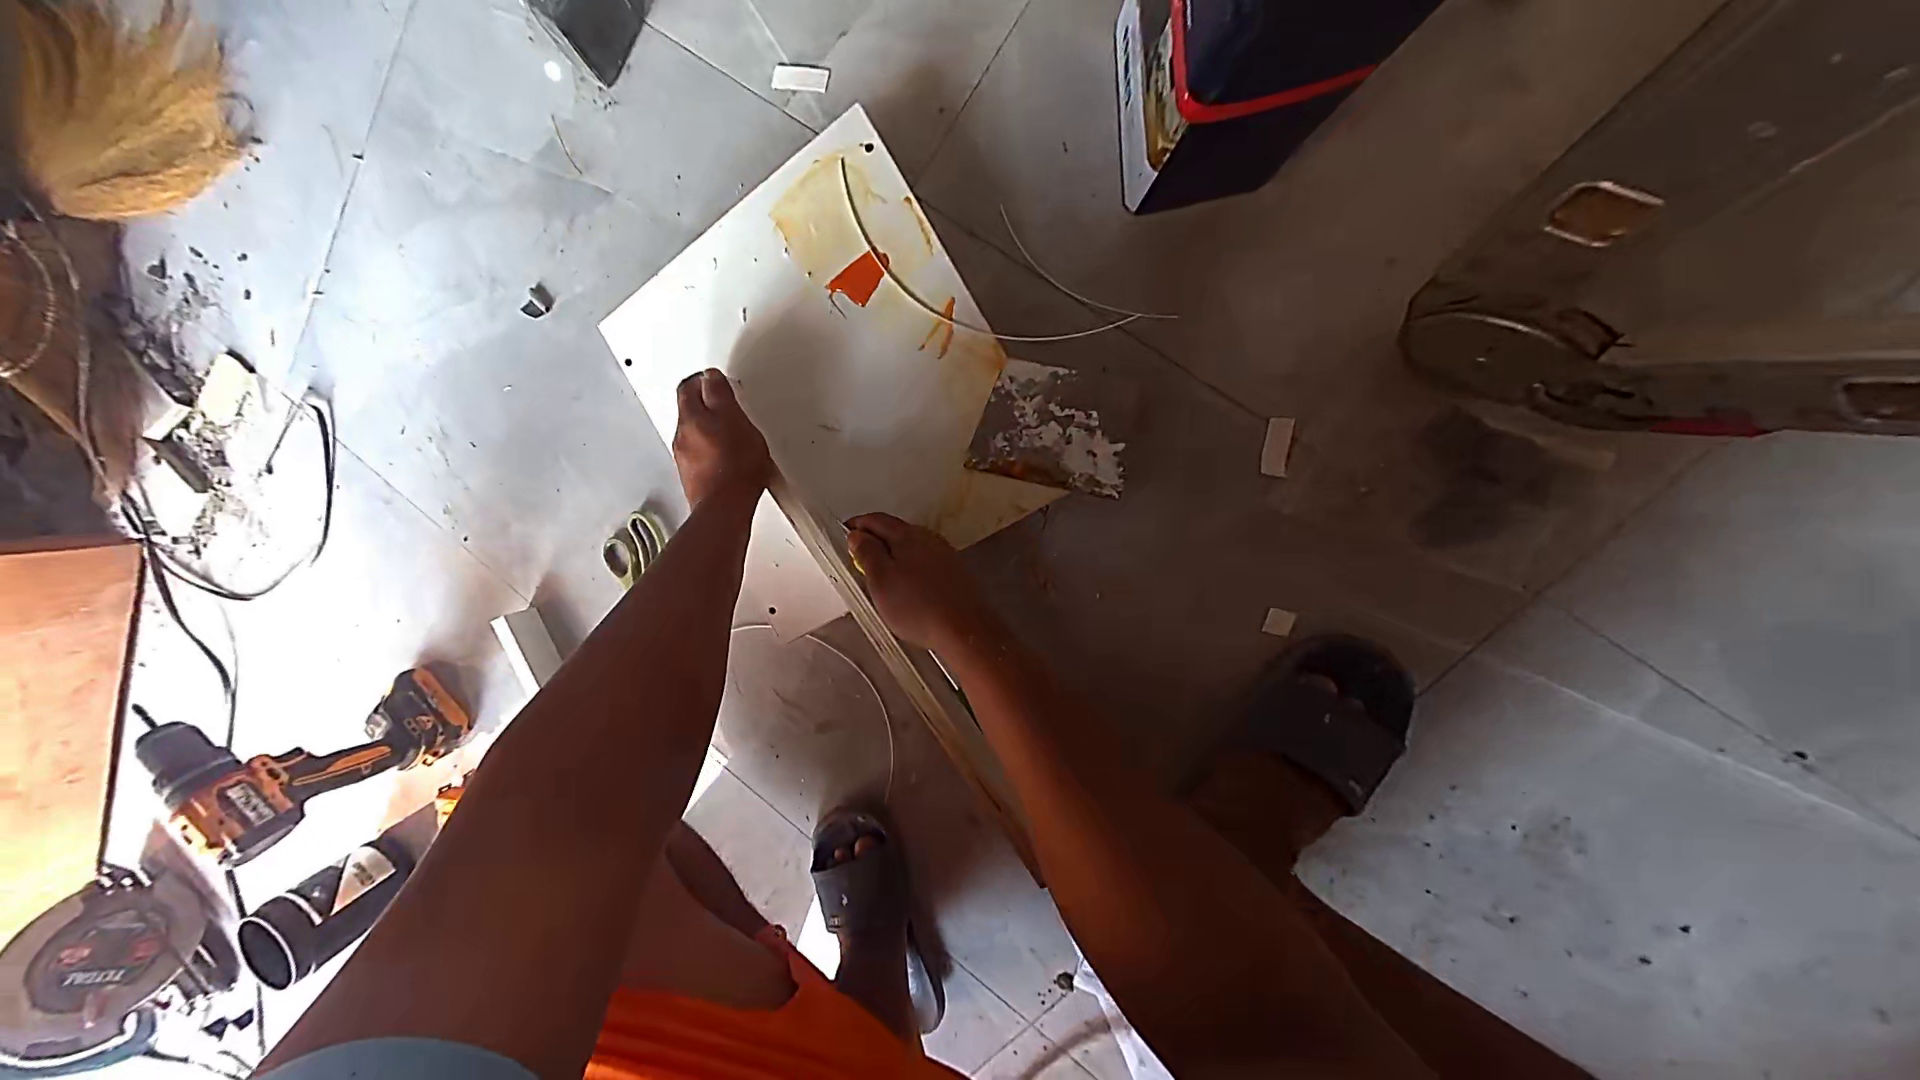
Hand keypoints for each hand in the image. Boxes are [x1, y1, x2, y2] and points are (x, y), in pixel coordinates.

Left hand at [672, 369, 771, 508]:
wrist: (726, 506)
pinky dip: (712, 453)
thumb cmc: (733, 467)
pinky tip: (729, 459)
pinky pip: (701, 457)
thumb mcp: (736, 420)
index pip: (689, 388)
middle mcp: (682, 437)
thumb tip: (711, 378)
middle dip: (706, 406)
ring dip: (709, 431)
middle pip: (690, 411)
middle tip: (723, 403)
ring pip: (695, 436)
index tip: (715, 379)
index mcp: (690, 418)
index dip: (703, 380)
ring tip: (731, 434)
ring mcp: (686, 459)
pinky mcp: (695, 478)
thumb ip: (721, 395)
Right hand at [845, 513, 996, 651]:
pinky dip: (910, 566)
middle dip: (876, 538)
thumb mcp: (880, 580)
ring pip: (912, 547)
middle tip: (858, 554)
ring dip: (894, 553)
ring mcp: (945, 555)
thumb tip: (857, 535)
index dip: (858, 525)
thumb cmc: (916, 605)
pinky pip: (925, 562)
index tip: (844, 534)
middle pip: (896, 530)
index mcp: (907, 535)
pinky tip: (907, 585)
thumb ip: (867, 553)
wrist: (964, 628)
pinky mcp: (955, 573)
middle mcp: (929, 538)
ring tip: (880, 572)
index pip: (877, 519)